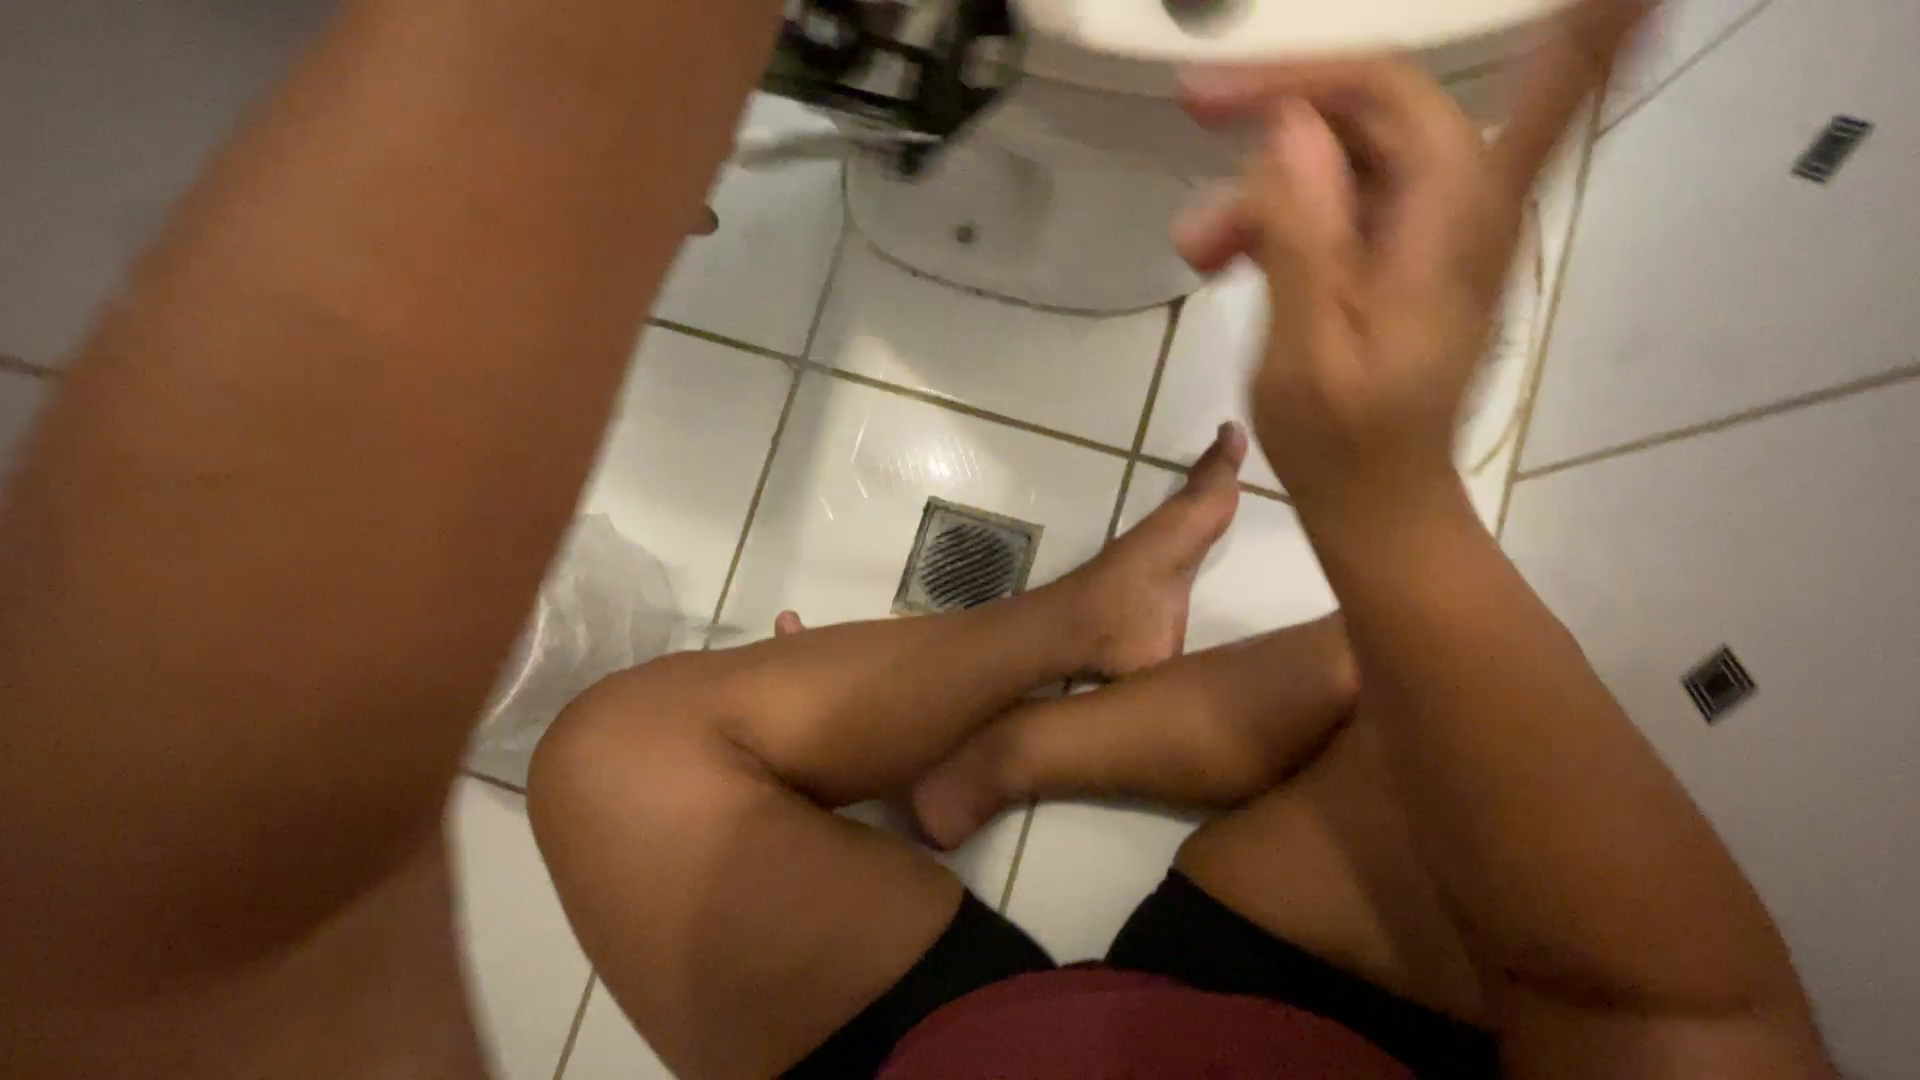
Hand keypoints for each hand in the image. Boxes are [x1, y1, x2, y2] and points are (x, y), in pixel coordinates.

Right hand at [1174, 0, 1650, 517]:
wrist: (1378, 497)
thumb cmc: (1342, 442)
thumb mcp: (1307, 347)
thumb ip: (1304, 236)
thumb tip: (1289, 131)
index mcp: (1448, 216)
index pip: (1383, 91)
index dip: (1292, 80)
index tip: (1203, 100)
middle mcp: (1458, 201)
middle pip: (1360, 118)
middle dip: (1266, 146)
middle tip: (1191, 191)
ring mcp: (1433, 228)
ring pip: (1341, 162)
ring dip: (1262, 195)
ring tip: (1197, 254)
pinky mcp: (1405, 255)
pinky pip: (1342, 202)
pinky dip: (1281, 220)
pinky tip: (1231, 258)